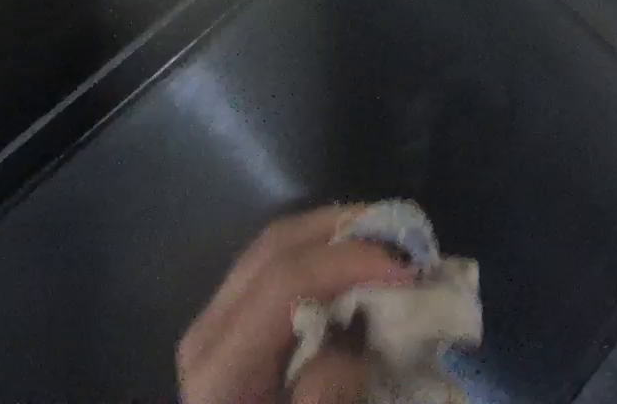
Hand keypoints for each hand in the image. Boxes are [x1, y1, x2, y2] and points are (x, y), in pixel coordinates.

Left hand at [178, 206, 413, 403]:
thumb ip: (328, 394)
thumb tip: (351, 341)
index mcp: (221, 368)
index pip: (284, 280)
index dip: (348, 262)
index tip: (407, 270)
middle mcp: (209, 329)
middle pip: (278, 245)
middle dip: (344, 229)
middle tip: (402, 236)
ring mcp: (216, 319)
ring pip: (276, 244)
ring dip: (333, 234)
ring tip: (385, 240)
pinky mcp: (231, 320)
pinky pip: (276, 264)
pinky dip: (319, 252)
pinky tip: (354, 261)